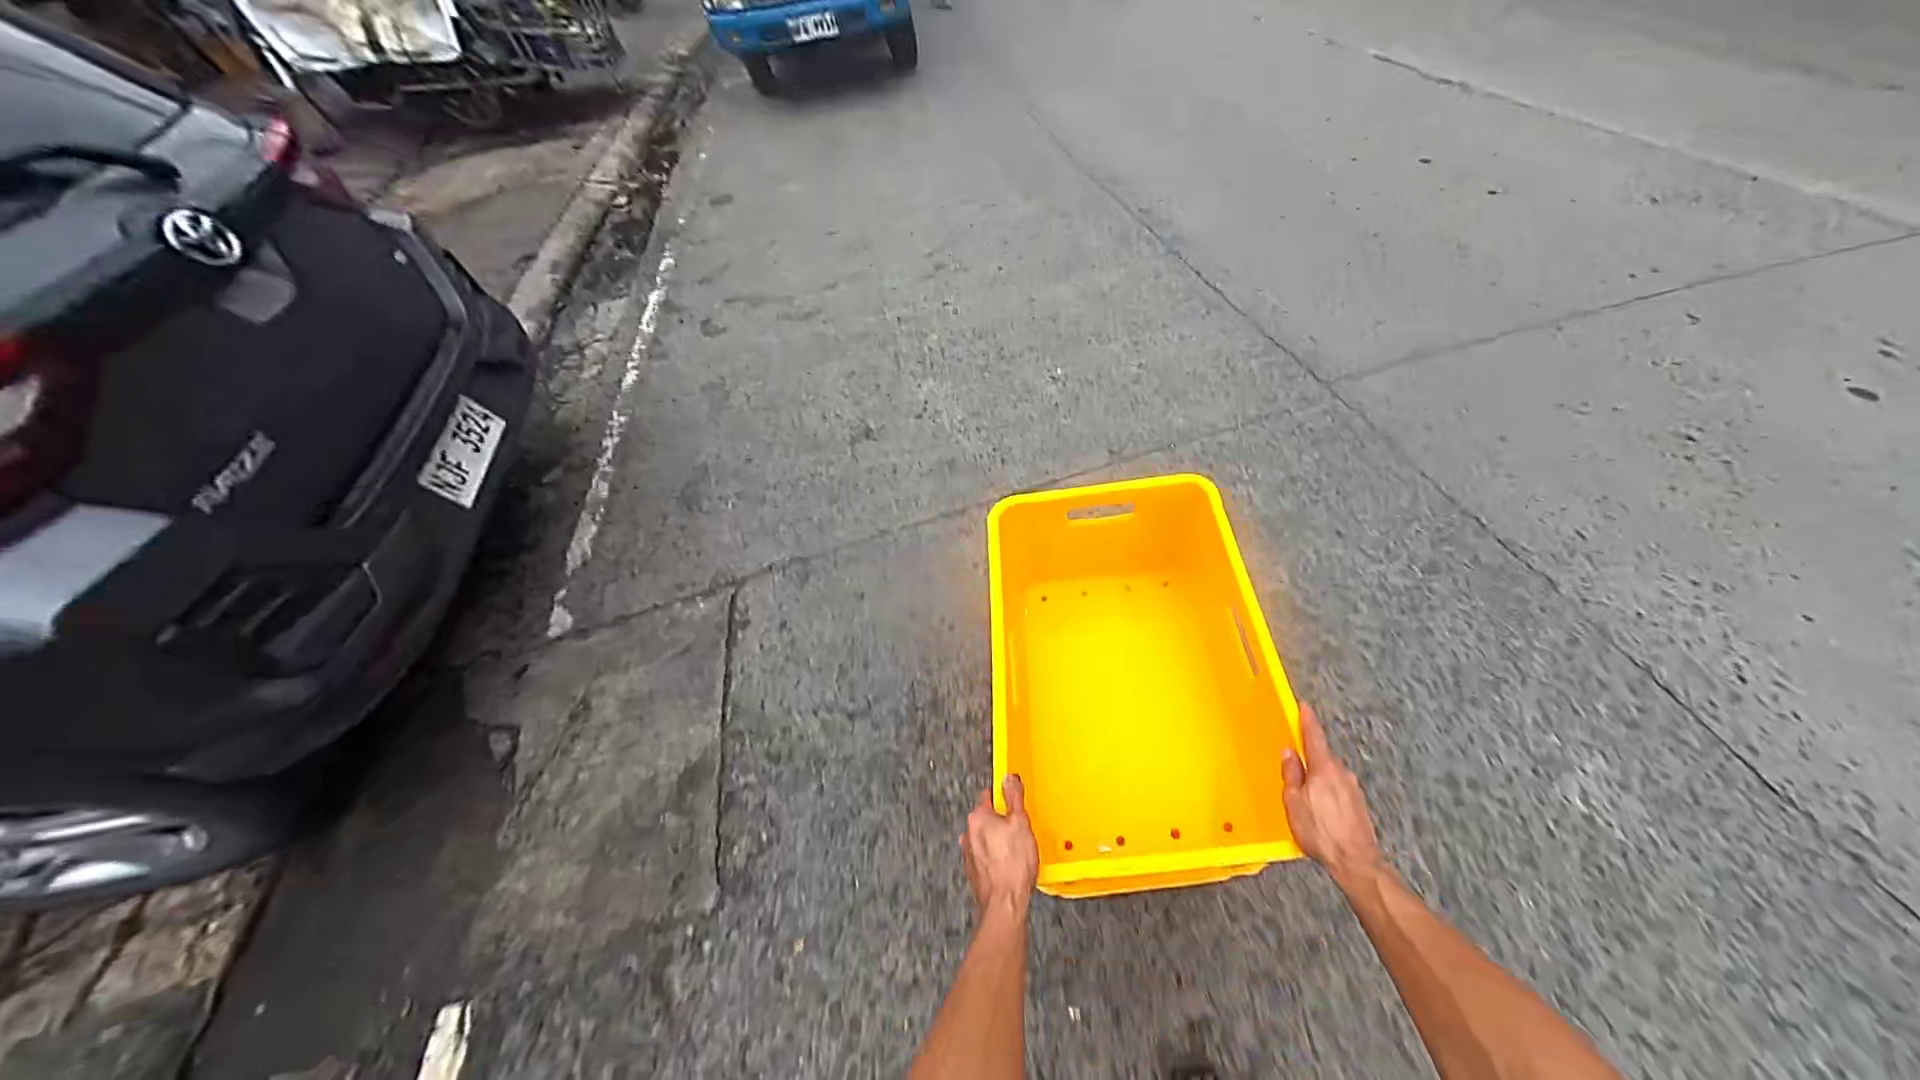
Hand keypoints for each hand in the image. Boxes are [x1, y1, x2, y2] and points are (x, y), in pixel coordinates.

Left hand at [962, 775, 1038, 920]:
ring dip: (998, 839)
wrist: (1005, 903)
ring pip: (986, 837)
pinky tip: (1009, 863)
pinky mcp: (974, 871)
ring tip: (1017, 849)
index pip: (988, 795)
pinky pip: (985, 855)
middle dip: (1002, 820)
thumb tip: (1009, 778)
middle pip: (987, 817)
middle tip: (1020, 827)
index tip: (1012, 796)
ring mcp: (969, 853)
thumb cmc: (1012, 866)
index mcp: (978, 817)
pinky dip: (995, 856)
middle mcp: (969, 833)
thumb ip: (1014, 797)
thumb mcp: (1021, 823)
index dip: (1003, 795)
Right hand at [1282, 704, 1385, 886]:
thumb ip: (1291, 774)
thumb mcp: (1294, 801)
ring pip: (1329, 775)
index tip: (1304, 707)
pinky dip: (1325, 792)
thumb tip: (1289, 754)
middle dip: (1307, 758)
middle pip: (1322, 757)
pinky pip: (1336, 789)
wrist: (1355, 862)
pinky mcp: (1357, 805)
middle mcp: (1342, 775)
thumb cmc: (1321, 833)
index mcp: (1324, 769)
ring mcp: (1353, 790)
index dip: (1308, 720)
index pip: (1315, 737)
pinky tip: (1318, 809)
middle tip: (1292, 763)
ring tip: (1302, 797)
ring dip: (1316, 779)